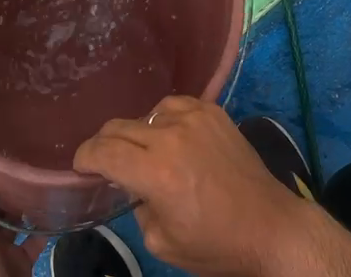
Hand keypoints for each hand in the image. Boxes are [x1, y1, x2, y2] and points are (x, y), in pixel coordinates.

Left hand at [0, 161, 46, 276]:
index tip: (9, 154)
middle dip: (13, 189)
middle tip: (35, 163)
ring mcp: (6, 248)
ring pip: (18, 221)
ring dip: (29, 206)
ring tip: (47, 181)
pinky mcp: (23, 261)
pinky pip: (36, 240)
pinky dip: (45, 227)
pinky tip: (56, 210)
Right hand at [72, 96, 310, 276]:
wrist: (270, 226)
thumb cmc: (215, 244)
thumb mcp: (162, 241)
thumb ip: (137, 205)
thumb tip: (130, 182)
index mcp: (155, 172)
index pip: (103, 152)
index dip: (84, 158)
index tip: (80, 166)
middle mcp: (171, 136)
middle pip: (119, 127)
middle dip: (104, 145)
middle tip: (104, 161)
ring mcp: (194, 117)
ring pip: (146, 114)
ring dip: (137, 132)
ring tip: (145, 152)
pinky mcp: (213, 110)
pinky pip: (174, 106)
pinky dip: (165, 120)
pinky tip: (171, 137)